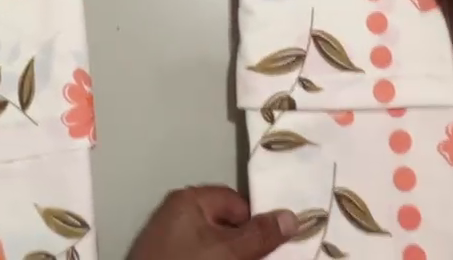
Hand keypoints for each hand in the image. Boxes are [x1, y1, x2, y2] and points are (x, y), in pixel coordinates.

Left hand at [127, 187, 295, 259]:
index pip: (234, 203)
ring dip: (226, 255)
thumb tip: (292, 215)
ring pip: (209, 244)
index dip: (253, 225)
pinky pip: (193, 254)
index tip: (267, 250)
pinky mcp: (161, 259)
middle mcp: (175, 213)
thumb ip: (259, 236)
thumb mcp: (227, 253)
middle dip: (241, 245)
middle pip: (222, 225)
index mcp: (188, 199)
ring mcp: (165, 241)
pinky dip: (207, 259)